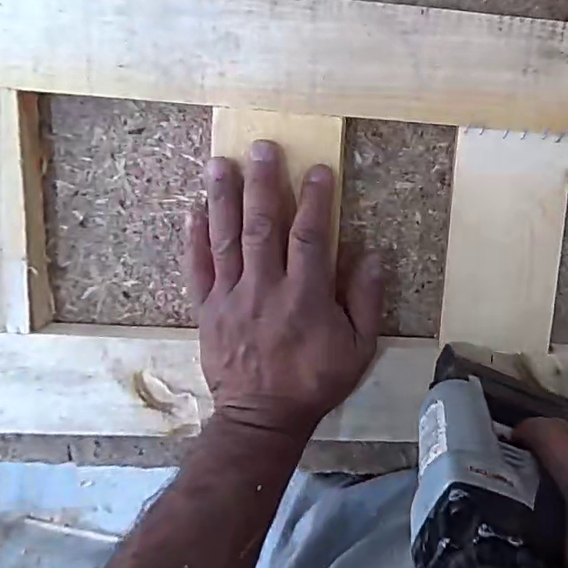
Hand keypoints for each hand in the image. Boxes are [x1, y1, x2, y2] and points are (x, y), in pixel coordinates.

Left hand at [187, 139, 384, 439]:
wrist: (261, 419)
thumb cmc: (317, 379)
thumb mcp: (360, 345)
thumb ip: (367, 299)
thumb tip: (373, 253)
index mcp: (305, 296)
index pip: (309, 236)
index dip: (315, 200)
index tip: (319, 169)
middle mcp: (264, 289)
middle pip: (262, 227)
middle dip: (263, 184)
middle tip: (262, 148)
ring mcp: (230, 298)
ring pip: (226, 240)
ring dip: (224, 199)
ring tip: (221, 163)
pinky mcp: (207, 310)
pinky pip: (198, 269)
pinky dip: (195, 238)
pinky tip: (194, 210)